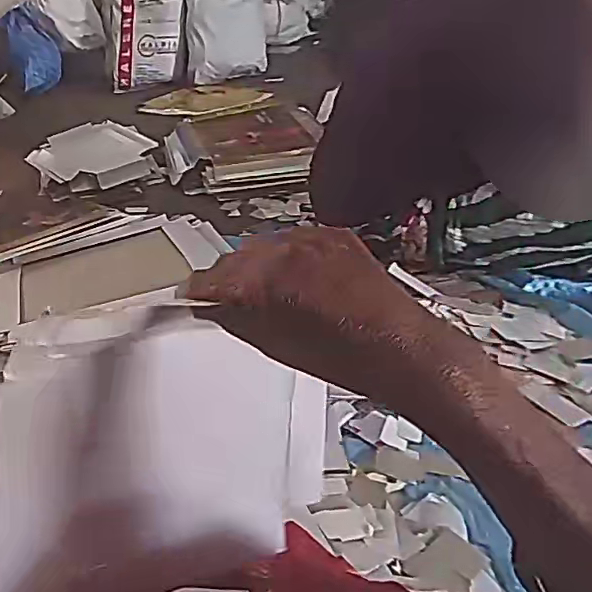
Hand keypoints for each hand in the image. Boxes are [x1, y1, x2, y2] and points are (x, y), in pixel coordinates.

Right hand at [185, 226, 480, 411]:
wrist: (400, 347)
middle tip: (221, 298)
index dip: (198, 290)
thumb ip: (238, 319)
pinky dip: (286, 256)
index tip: (191, 297)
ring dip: (255, 265)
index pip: (213, 278)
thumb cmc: (347, 356)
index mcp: (267, 281)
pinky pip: (295, 239)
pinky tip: (293, 278)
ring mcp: (313, 239)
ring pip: (264, 244)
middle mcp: (287, 251)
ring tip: (261, 291)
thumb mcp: (276, 345)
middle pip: (235, 256)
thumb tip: (217, 308)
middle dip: (226, 277)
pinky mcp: (335, 235)